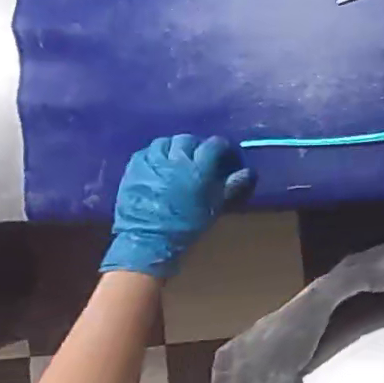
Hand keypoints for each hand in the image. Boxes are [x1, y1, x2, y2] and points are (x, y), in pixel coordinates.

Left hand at [100, 135, 254, 278]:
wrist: (147, 242)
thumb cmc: (185, 227)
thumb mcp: (213, 207)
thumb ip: (231, 186)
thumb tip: (249, 172)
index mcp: (198, 168)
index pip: (214, 145)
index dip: (223, 148)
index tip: (225, 157)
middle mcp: (175, 158)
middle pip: (189, 140)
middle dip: (197, 147)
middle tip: (199, 160)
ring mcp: (153, 160)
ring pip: (167, 142)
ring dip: (175, 148)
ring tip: (177, 160)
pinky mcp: (134, 166)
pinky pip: (147, 151)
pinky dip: (156, 155)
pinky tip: (159, 165)